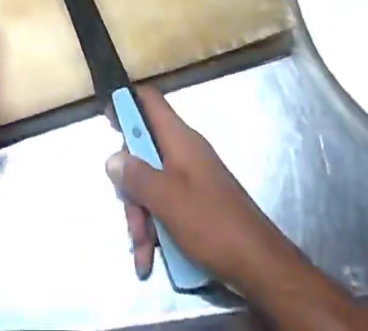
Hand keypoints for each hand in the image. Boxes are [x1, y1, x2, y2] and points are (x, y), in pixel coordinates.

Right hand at [106, 86, 305, 291]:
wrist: (260, 266)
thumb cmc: (212, 223)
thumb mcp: (165, 199)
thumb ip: (136, 175)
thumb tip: (113, 158)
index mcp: (179, 138)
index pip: (149, 101)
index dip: (125, 103)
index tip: (107, 119)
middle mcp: (184, 152)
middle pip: (143, 151)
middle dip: (130, 185)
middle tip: (130, 215)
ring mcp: (191, 178)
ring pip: (151, 184)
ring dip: (142, 216)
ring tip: (142, 250)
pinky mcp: (197, 203)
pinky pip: (166, 205)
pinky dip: (156, 227)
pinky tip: (151, 257)